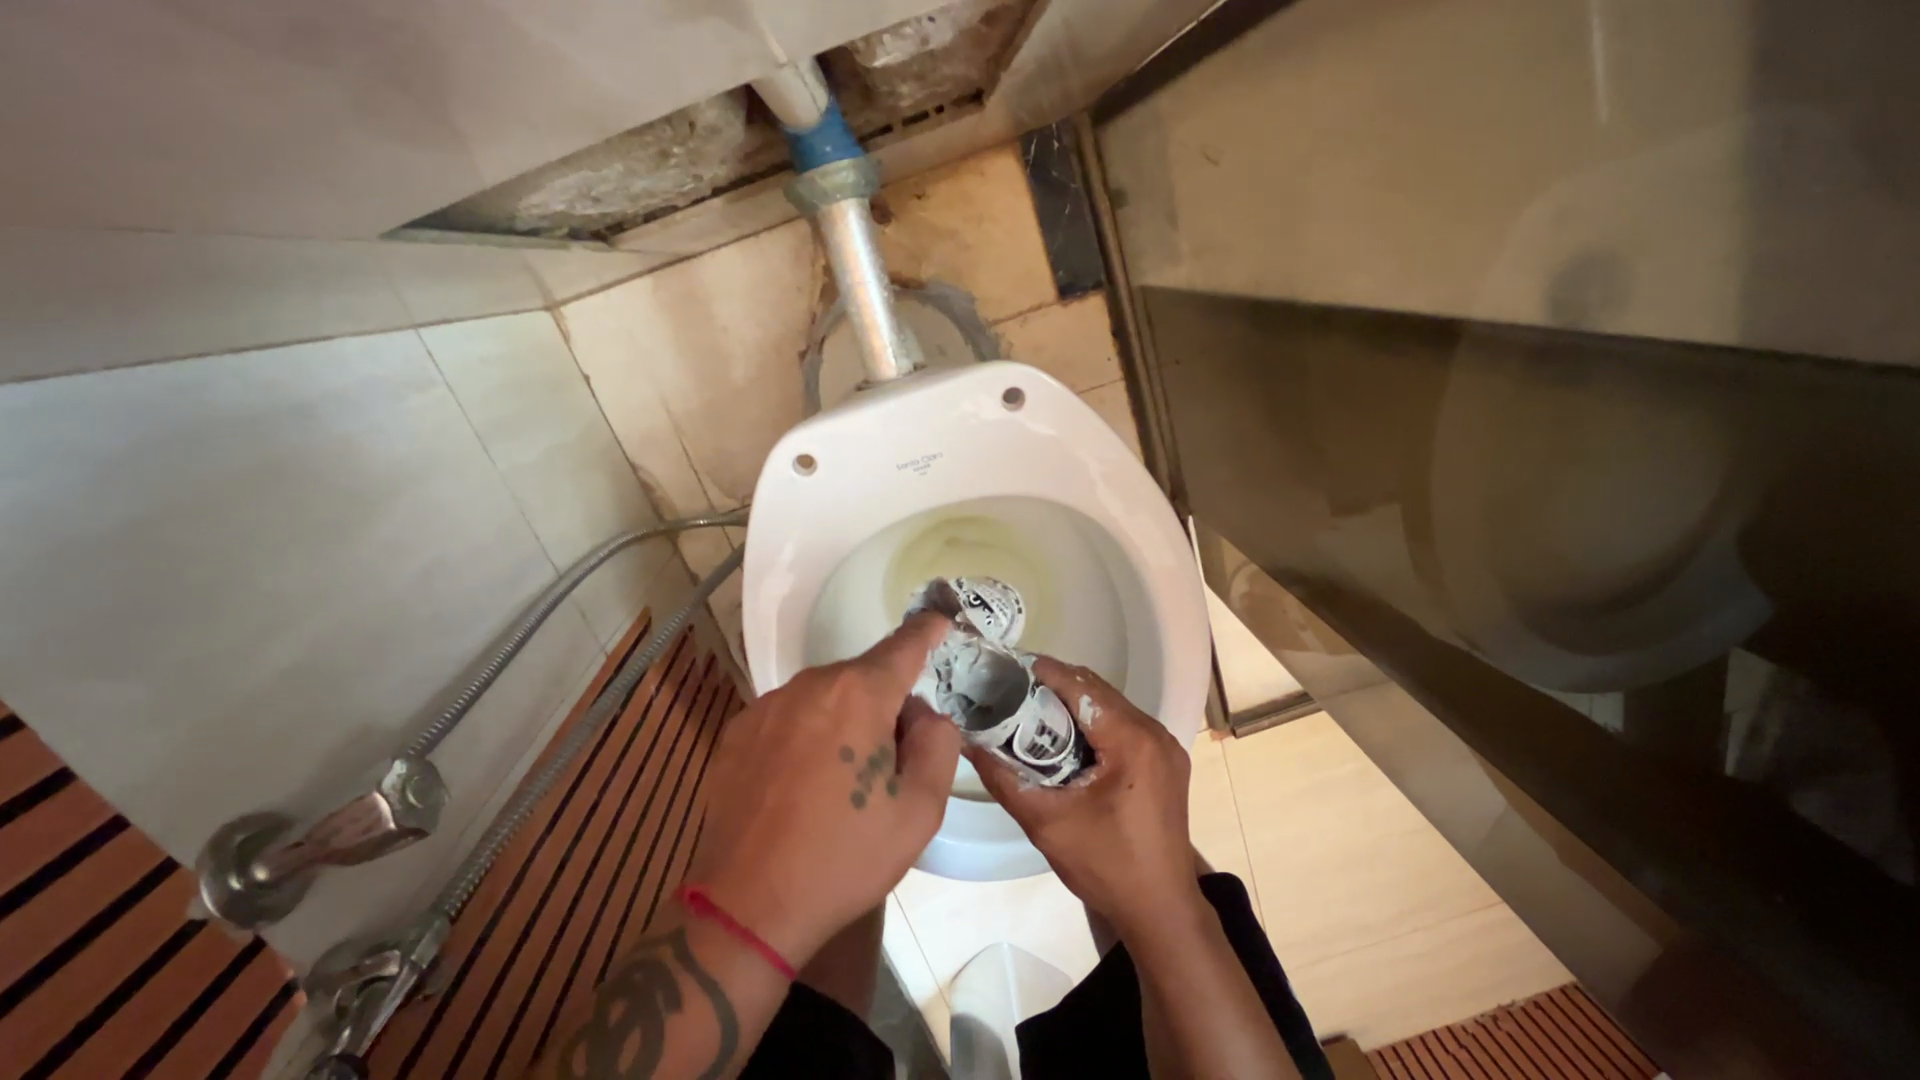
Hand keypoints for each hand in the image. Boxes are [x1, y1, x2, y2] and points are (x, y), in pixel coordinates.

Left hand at [687, 613, 960, 966]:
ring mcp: (766, 708)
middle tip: (895, 763)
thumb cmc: (844, 857)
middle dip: (885, 704)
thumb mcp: (920, 810)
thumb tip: (922, 714)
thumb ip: (937, 744)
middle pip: (863, 678)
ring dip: (844, 722)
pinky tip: (803, 788)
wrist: (749, 904)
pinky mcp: (736, 734)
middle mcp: (808, 686)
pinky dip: (807, 737)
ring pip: (824, 699)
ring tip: (844, 784)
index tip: (940, 618)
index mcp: (858, 694)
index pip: (903, 646)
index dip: (926, 631)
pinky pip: (789, 720)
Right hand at [966, 658, 1202, 934]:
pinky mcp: (1164, 763)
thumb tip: (967, 740)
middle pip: (1095, 690)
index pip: (1079, 685)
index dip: (1039, 673)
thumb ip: (1004, 777)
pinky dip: (1091, 724)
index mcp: (1132, 740)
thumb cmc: (1105, 866)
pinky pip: (1122, 726)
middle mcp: (1154, 732)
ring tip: (1027, 714)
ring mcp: (1164, 747)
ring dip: (1071, 705)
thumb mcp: (1045, 822)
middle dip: (1051, 687)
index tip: (1000, 672)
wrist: (1160, 910)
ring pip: (1109, 706)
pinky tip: (1062, 741)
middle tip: (1007, 694)